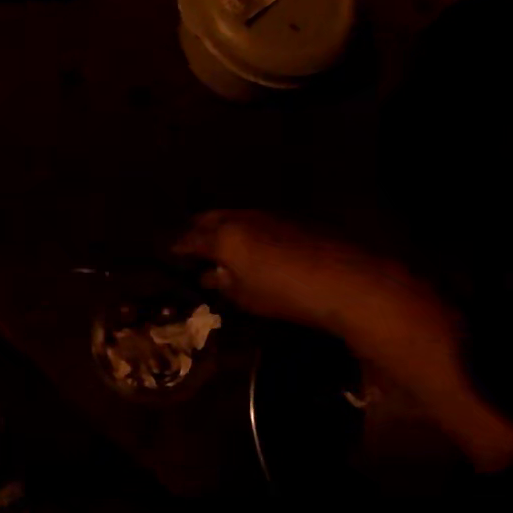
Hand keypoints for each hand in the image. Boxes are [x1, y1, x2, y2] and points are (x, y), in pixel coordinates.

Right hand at [174, 210, 465, 397]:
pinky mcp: (291, 219)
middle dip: (193, 230)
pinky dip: (241, 230)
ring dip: (218, 228)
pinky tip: (248, 248)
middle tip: (185, 245)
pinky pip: (253, 220)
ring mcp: (268, 215)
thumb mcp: (245, 297)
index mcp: (223, 236)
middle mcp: (241, 218)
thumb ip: (221, 283)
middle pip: (207, 218)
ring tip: (215, 246)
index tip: (164, 255)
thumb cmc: (287, 294)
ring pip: (232, 216)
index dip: (173, 248)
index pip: (187, 239)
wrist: (349, 281)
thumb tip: (207, 276)